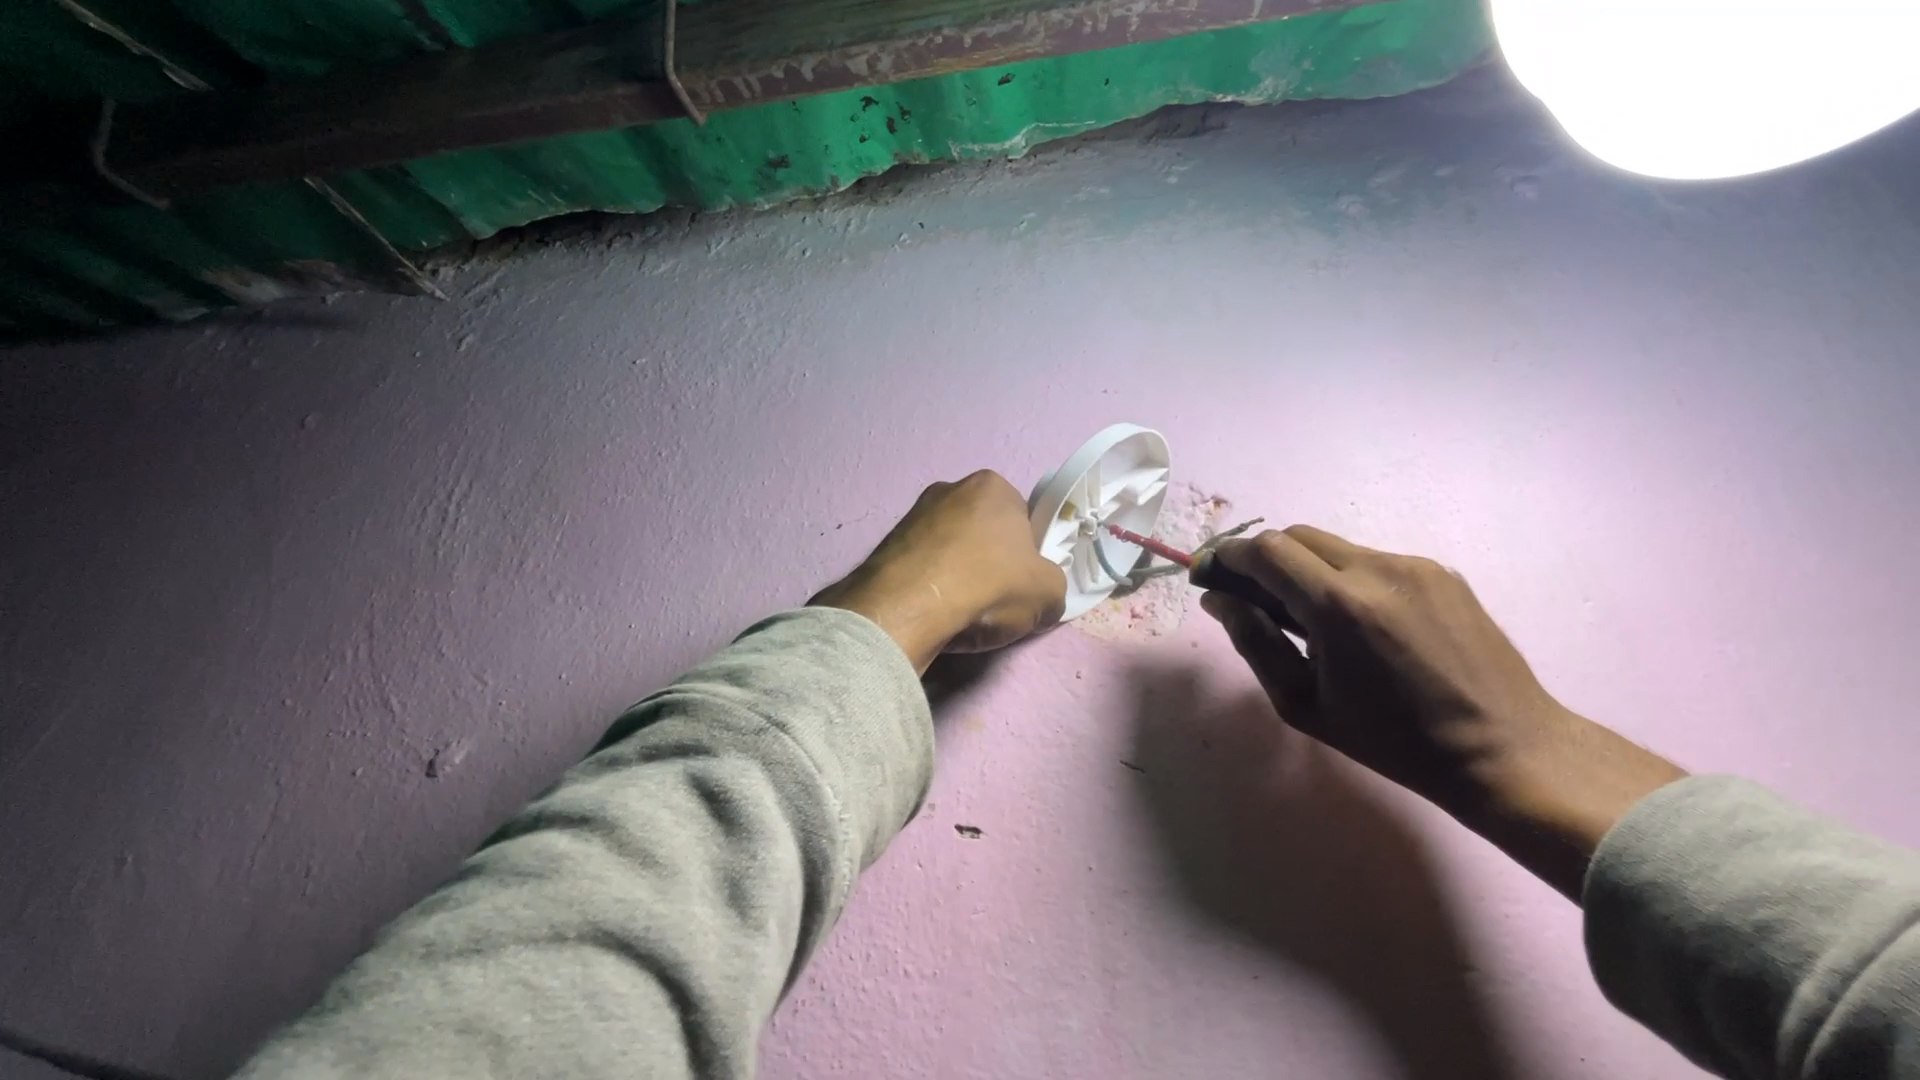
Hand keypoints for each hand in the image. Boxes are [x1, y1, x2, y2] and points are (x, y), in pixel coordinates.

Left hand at [811, 471, 1066, 672]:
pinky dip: (928, 586)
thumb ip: (1052, 586)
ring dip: (956, 573)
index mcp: (992, 485)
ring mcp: (912, 514)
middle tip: (991, 598)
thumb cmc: (989, 586)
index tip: (1020, 583)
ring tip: (959, 610)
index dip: (1025, 555)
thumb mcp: (1048, 593)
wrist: (911, 607)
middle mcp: (949, 488)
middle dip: (987, 561)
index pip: (1020, 519)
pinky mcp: (885, 543)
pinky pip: (920, 566)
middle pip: (981, 531)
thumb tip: (1042, 595)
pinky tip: (932, 611)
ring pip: (948, 548)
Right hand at [1201, 525, 1685, 898]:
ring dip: (1305, 569)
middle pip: (1296, 535)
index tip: (1209, 574)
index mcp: (1338, 607)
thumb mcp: (1304, 704)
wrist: (1507, 749)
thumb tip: (1218, 599)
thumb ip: (1254, 642)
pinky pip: (1373, 561)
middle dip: (1262, 558)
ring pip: (1335, 546)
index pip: (1264, 550)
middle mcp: (1376, 569)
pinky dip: (1346, 579)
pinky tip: (1359, 624)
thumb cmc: (1393, 741)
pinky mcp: (1442, 572)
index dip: (1227, 556)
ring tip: (1309, 618)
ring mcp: (1415, 565)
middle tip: (1251, 597)